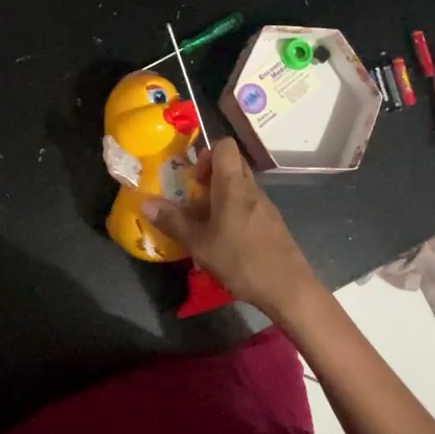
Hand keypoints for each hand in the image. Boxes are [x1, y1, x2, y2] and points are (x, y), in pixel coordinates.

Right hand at [142, 138, 320, 317]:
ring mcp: (265, 205)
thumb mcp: (200, 244)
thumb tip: (146, 203)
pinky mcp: (273, 223)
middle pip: (232, 165)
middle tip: (195, 199)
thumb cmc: (241, 260)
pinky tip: (226, 241)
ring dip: (222, 197)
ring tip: (206, 224)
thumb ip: (173, 222)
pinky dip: (235, 212)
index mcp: (233, 185)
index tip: (194, 179)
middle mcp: (251, 188)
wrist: (288, 288)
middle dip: (211, 176)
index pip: (224, 145)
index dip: (206, 154)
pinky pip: (250, 205)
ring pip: (241, 187)